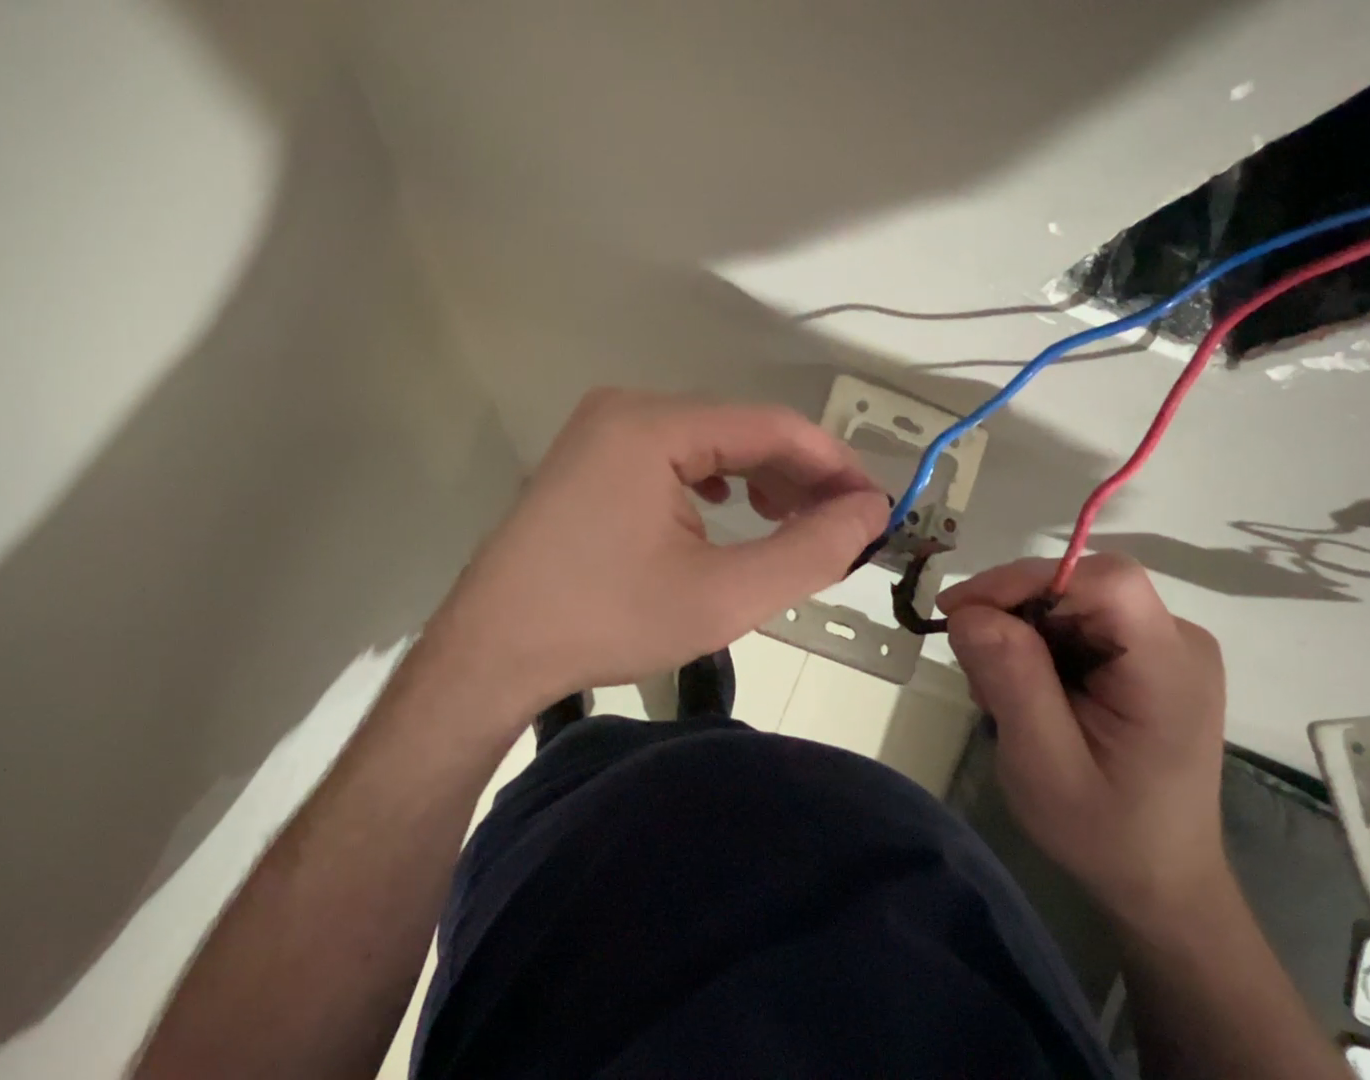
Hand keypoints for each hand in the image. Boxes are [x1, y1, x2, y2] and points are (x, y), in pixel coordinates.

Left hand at [424, 389, 887, 722]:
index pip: (771, 425)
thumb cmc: (607, 621)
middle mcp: (622, 409)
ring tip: (789, 525)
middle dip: (794, 477)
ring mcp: (595, 434)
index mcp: (651, 425)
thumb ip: (809, 551)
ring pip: (700, 444)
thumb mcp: (723, 595)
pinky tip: (726, 515)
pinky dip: (707, 485)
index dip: (833, 465)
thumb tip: (871, 512)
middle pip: (735, 429)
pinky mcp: (582, 463)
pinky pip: (664, 459)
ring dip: (754, 480)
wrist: (493, 649)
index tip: (876, 510)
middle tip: (839, 529)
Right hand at [937, 554, 1229, 930]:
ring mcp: (1166, 648)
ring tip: (999, 698)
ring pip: (1072, 603)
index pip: (1104, 581)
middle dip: (1012, 616)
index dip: (1025, 580)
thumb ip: (1012, 681)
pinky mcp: (1147, 659)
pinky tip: (1024, 696)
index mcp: (1167, 667)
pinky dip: (1036, 649)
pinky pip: (1079, 625)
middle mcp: (1177, 642)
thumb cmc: (1103, 830)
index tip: (959, 612)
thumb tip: (969, 611)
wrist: (1158, 878)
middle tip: (973, 675)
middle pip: (1081, 587)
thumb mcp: (1043, 762)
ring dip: (1019, 637)